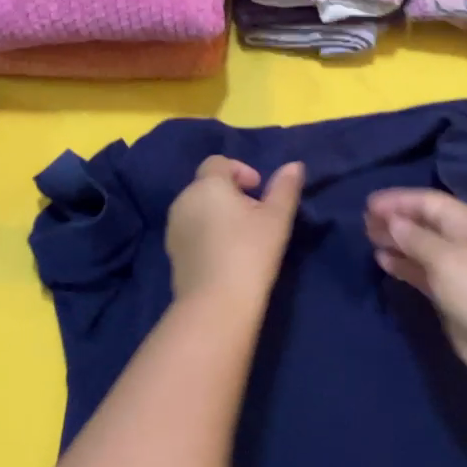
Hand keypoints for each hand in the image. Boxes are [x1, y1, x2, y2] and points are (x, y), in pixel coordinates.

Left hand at [166, 156, 305, 314]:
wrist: (216, 304)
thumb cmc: (250, 252)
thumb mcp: (277, 218)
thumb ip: (285, 188)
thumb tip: (294, 165)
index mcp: (207, 185)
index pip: (218, 162)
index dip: (240, 170)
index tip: (258, 190)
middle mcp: (183, 200)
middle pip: (207, 185)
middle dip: (231, 193)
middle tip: (255, 216)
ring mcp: (174, 228)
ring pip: (198, 209)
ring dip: (218, 214)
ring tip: (241, 237)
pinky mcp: (172, 253)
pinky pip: (191, 232)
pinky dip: (206, 234)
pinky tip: (225, 256)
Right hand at [365, 189, 466, 387]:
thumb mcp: (444, 258)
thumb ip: (415, 237)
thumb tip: (392, 221)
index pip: (428, 201)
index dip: (398, 200)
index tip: (368, 204)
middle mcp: (461, 239)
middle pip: (423, 222)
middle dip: (395, 219)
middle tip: (364, 221)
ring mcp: (455, 265)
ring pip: (419, 245)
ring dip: (396, 240)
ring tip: (368, 237)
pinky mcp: (448, 290)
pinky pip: (421, 268)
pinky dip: (403, 263)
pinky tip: (382, 260)